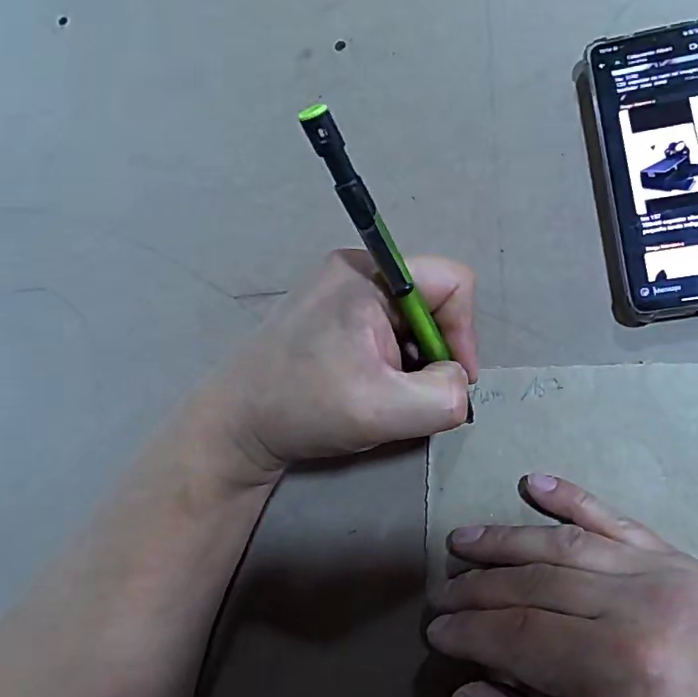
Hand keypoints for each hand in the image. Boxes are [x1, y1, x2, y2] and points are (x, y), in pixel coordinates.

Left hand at [206, 250, 478, 481]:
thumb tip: (456, 383)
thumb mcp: (383, 411)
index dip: (464, 333)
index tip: (452, 380)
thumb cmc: (302, 409)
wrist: (233, 426)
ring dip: (413, 362)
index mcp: (366, 275)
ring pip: (410, 319)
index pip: (452, 283)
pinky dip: (390, 362)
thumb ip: (442, 396)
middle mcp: (354, 270)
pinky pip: (385, 328)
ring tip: (385, 396)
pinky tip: (367, 388)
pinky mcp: (328, 312)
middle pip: (432, 301)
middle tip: (415, 396)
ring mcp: (337, 289)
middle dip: (435, 353)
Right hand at [426, 475, 697, 696]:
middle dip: (480, 587)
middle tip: (442, 594)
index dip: (471, 633)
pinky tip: (537, 485)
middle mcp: (646, 604)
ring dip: (510, 539)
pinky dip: (573, 500)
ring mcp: (670, 575)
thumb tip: (465, 694)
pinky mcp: (685, 565)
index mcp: (626, 668)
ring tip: (466, 541)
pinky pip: (618, 522)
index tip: (436, 632)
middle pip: (539, 582)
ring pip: (569, 544)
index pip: (521, 634)